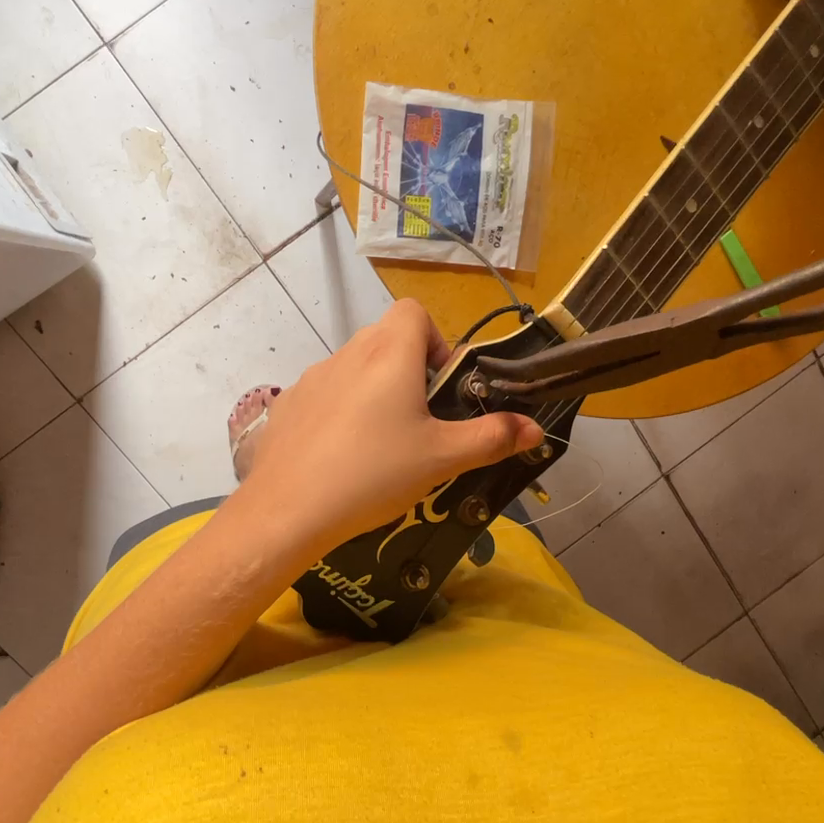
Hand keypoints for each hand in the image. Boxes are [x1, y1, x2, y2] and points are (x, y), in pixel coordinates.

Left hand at [226, 299, 544, 557]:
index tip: (442, 388)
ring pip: (354, 369)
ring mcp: (311, 378)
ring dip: (373, 393)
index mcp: (388, 353)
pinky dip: (338, 414)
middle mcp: (347, 353)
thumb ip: (492, 438)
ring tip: (379, 447)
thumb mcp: (442, 458)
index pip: (414, 312)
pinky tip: (339, 458)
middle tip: (419, 424)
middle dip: (409, 371)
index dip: (436, 341)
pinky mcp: (287, 405)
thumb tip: (536, 428)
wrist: (288, 510)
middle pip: (385, 340)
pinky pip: (324, 396)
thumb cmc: (374, 474)